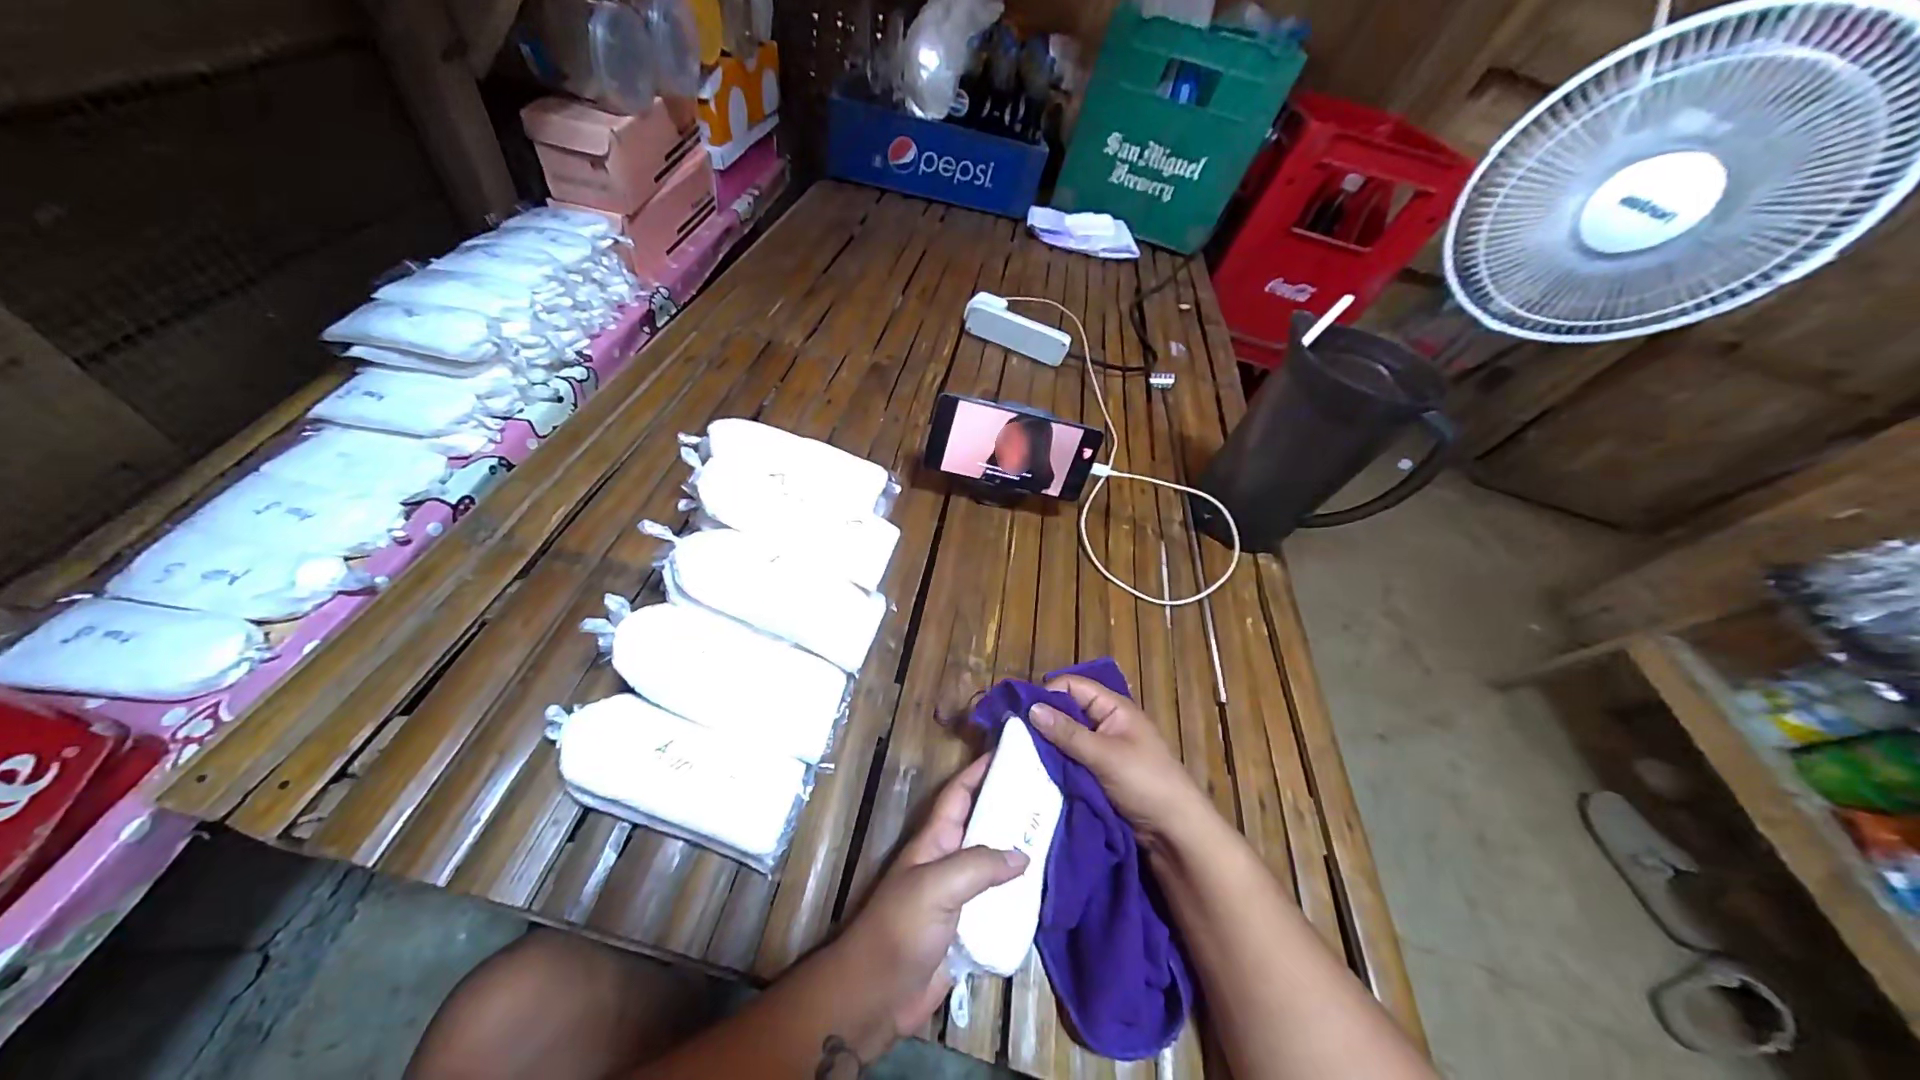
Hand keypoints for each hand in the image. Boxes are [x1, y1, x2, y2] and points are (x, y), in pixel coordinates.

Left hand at [838, 754, 1028, 1040]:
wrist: (877, 996)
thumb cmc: (900, 930)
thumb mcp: (935, 886)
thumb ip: (978, 865)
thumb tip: (1022, 854)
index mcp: (934, 841)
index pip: (960, 794)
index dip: (980, 770)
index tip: (1011, 750)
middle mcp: (949, 862)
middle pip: (984, 825)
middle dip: (1011, 806)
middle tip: (1051, 792)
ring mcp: (959, 896)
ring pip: (996, 864)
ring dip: (1021, 850)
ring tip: (1060, 835)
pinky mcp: (970, 929)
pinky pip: (1000, 902)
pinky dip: (1022, 894)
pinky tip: (1047, 889)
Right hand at [1027, 674, 1213, 848]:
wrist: (1174, 831)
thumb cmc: (1145, 783)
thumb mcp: (1105, 755)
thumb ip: (1068, 733)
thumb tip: (1032, 708)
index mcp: (1114, 708)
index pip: (1073, 686)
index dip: (1048, 693)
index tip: (1022, 712)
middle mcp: (1106, 723)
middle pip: (1066, 711)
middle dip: (1043, 721)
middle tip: (1014, 735)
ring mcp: (1101, 749)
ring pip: (1065, 738)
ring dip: (1048, 746)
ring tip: (1020, 755)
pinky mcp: (1097, 773)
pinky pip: (1070, 761)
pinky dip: (1056, 764)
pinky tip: (1035, 771)